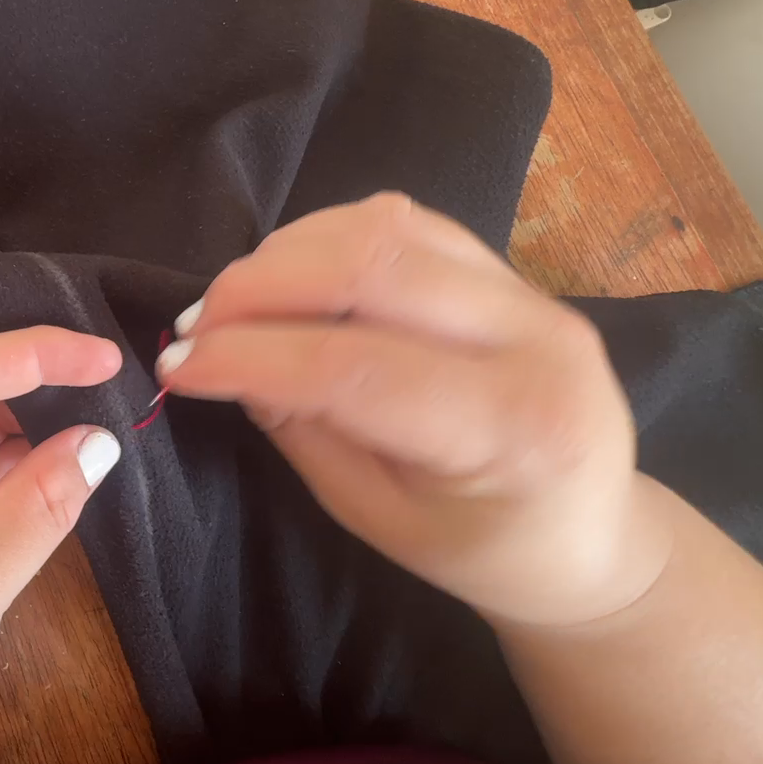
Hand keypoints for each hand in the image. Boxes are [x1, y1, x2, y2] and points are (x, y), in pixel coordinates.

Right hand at [155, 193, 672, 626]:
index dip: (244, 357)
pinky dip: (314, 239)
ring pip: (376, 226)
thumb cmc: (470, 543)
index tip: (175, 367)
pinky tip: (282, 279)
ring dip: (277, 257)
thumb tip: (220, 360)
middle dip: (252, 288)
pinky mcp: (500, 263)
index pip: (350, 367)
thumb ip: (295, 425)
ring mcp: (524, 288)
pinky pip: (392, 220)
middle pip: (367, 267)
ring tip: (230, 305)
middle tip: (193, 328)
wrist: (586, 528)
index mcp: (510, 429)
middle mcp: (533, 338)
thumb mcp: (367, 510)